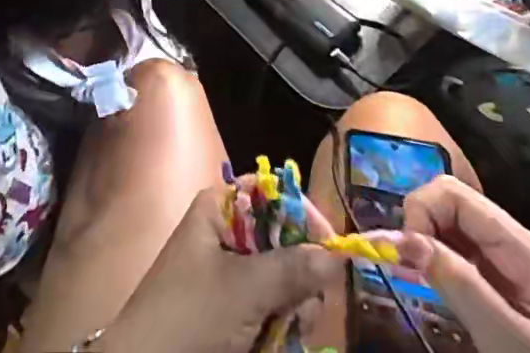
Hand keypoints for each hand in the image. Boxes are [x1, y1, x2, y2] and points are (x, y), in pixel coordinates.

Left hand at [99, 185, 345, 352]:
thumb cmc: (190, 314)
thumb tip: (338, 255)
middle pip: (284, 238)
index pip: (271, 191)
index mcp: (219, 209)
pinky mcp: (233, 306)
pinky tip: (279, 340)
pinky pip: (273, 306)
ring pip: (284, 279)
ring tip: (288, 331)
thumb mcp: (244, 289)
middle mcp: (226, 232)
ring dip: (295, 307)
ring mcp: (230, 271)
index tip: (333, 248)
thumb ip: (292, 269)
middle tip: (305, 307)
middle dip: (302, 275)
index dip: (303, 214)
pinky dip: (283, 325)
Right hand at [387, 177, 529, 352]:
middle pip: (454, 202)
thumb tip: (401, 239)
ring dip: (429, 243)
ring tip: (424, 281)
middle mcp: (520, 244)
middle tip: (410, 268)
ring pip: (455, 223)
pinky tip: (441, 287)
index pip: (456, 194)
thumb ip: (459, 286)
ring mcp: (516, 262)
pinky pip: (465, 249)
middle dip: (422, 225)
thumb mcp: (509, 342)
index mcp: (526, 251)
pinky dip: (442, 259)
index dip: (421, 211)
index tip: (407, 253)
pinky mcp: (510, 280)